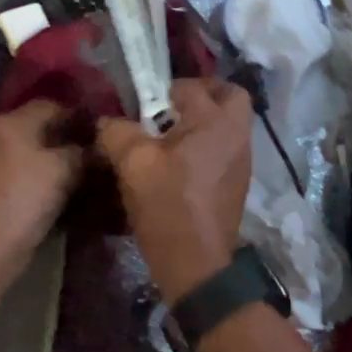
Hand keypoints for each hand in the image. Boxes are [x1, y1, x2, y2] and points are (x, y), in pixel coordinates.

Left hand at [0, 101, 84, 268]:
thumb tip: (97, 148)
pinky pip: (32, 178)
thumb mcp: (64, 167)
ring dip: (62, 165)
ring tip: (91, 176)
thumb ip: (83, 151)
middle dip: (72, 142)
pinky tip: (72, 194)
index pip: (51, 106)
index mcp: (12, 121)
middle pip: (43, 130)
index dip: (79, 116)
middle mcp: (1, 137)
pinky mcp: (0, 191)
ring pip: (38, 156)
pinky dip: (50, 183)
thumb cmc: (26, 194)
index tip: (103, 132)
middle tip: (100, 155)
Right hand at [97, 78, 253, 301]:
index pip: (190, 87)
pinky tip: (181, 165)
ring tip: (171, 139)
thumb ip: (117, 132)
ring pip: (231, 123)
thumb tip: (108, 121)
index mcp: (216, 121)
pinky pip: (227, 147)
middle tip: (171, 109)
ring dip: (205, 122)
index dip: (161, 91)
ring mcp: (243, 160)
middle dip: (203, 94)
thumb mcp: (132, 164)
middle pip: (230, 95)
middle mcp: (238, 134)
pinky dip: (208, 145)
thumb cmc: (168, 206)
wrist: (197, 264)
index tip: (141, 107)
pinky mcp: (238, 182)